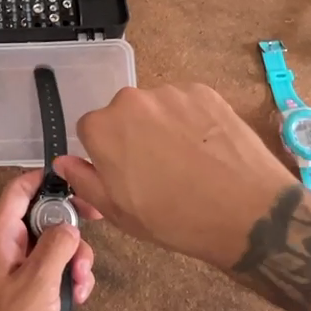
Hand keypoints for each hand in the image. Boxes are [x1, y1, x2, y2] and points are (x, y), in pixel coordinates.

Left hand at [0, 170, 97, 310]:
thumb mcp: (38, 282)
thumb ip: (57, 246)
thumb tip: (70, 225)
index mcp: (2, 234)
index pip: (21, 189)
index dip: (48, 180)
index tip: (79, 185)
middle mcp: (8, 245)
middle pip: (45, 218)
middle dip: (71, 232)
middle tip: (89, 249)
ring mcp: (17, 268)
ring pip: (54, 247)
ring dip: (74, 261)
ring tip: (80, 284)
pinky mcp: (27, 290)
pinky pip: (52, 271)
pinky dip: (68, 280)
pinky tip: (77, 298)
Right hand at [57, 83, 297, 267]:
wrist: (247, 212)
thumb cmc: (175, 218)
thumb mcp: (119, 212)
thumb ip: (84, 181)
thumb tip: (63, 161)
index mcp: (102, 127)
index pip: (90, 131)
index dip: (106, 155)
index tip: (125, 175)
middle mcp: (131, 100)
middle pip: (123, 115)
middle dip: (133, 137)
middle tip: (158, 172)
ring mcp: (170, 93)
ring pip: (155, 108)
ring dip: (163, 127)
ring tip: (188, 163)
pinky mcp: (204, 92)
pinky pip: (187, 103)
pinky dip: (192, 122)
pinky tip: (207, 151)